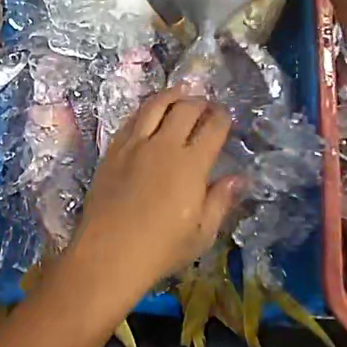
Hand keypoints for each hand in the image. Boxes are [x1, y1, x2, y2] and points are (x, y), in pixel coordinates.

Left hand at [63, 91, 241, 306]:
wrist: (108, 254)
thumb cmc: (160, 249)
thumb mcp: (201, 233)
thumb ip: (221, 201)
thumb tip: (238, 178)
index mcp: (192, 164)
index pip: (213, 128)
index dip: (222, 117)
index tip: (226, 116)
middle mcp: (164, 145)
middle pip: (185, 109)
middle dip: (200, 102)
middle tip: (206, 104)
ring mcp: (135, 145)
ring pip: (156, 106)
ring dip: (172, 95)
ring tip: (180, 92)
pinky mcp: (113, 150)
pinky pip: (132, 119)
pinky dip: (146, 109)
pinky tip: (150, 111)